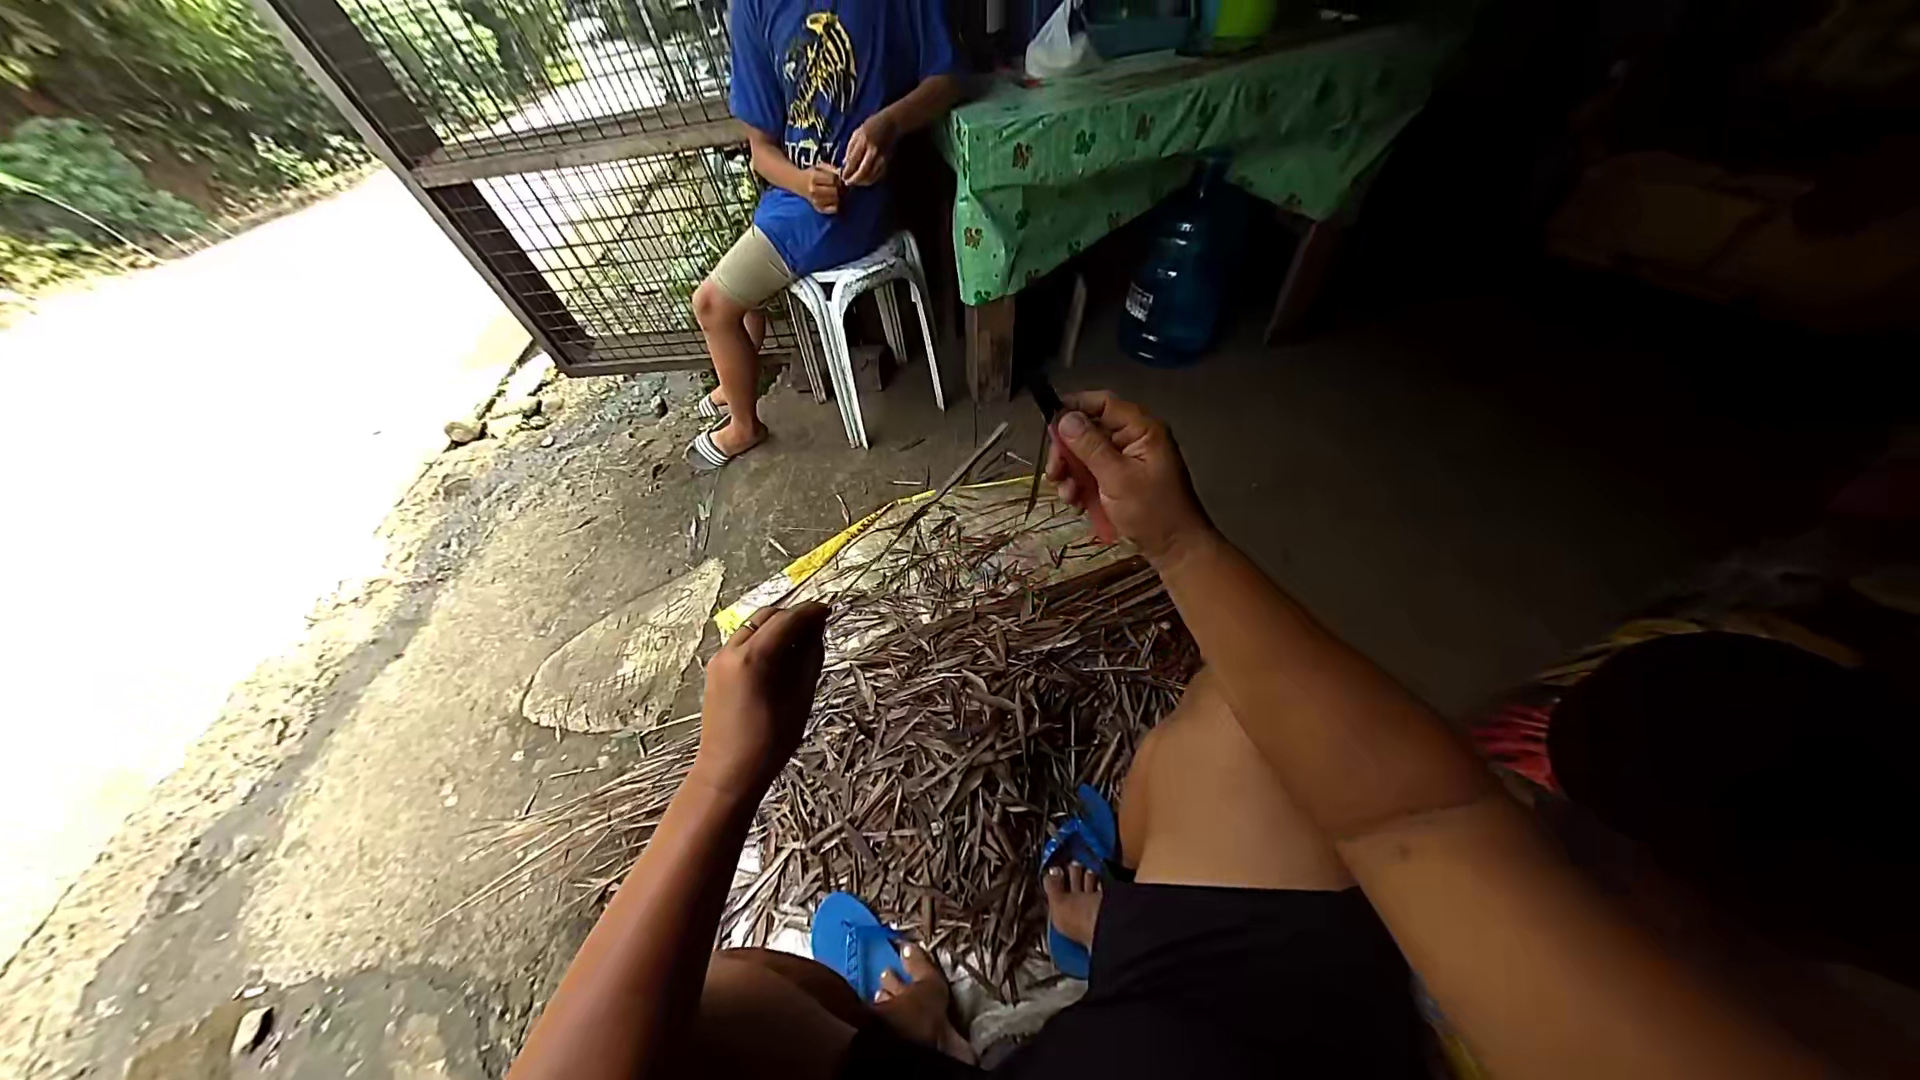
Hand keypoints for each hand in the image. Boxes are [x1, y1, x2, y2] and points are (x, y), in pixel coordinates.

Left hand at [694, 603, 829, 797]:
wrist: (728, 771)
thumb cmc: (770, 739)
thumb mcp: (800, 695)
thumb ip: (809, 656)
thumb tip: (815, 630)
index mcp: (754, 656)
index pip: (787, 619)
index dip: (810, 612)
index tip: (828, 611)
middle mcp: (732, 651)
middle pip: (766, 617)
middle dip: (792, 616)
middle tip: (816, 626)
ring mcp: (719, 660)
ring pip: (753, 628)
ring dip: (776, 627)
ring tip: (800, 642)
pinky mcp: (715, 671)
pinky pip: (743, 643)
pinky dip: (763, 640)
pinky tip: (779, 657)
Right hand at [807, 163, 843, 213]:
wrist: (800, 184)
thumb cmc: (812, 174)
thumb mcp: (819, 167)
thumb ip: (830, 168)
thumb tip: (840, 174)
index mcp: (813, 178)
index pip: (832, 179)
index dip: (837, 179)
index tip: (837, 179)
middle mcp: (814, 191)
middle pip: (835, 191)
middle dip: (839, 188)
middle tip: (839, 186)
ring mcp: (816, 201)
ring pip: (835, 200)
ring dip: (838, 196)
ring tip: (836, 192)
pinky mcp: (819, 209)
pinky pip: (834, 209)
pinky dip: (837, 204)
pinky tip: (834, 200)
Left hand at [841, 113, 895, 186]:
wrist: (891, 125)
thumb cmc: (871, 126)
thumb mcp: (857, 133)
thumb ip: (850, 148)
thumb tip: (844, 164)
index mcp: (863, 141)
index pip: (853, 161)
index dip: (847, 171)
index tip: (843, 177)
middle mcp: (873, 152)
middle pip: (862, 172)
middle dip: (854, 180)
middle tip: (848, 183)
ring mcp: (881, 159)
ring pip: (871, 176)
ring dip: (862, 182)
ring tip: (856, 182)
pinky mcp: (887, 163)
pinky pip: (877, 176)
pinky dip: (870, 180)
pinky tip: (865, 180)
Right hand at [1046, 390, 1213, 563]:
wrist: (1174, 549)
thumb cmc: (1152, 512)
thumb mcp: (1117, 478)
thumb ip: (1090, 447)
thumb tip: (1064, 418)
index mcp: (1141, 430)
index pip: (1103, 403)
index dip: (1075, 407)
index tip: (1050, 423)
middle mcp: (1132, 440)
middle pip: (1088, 430)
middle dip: (1067, 451)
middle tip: (1054, 471)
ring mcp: (1124, 462)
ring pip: (1084, 455)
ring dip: (1069, 473)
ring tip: (1067, 494)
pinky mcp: (1117, 481)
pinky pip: (1090, 475)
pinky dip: (1078, 487)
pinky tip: (1076, 503)